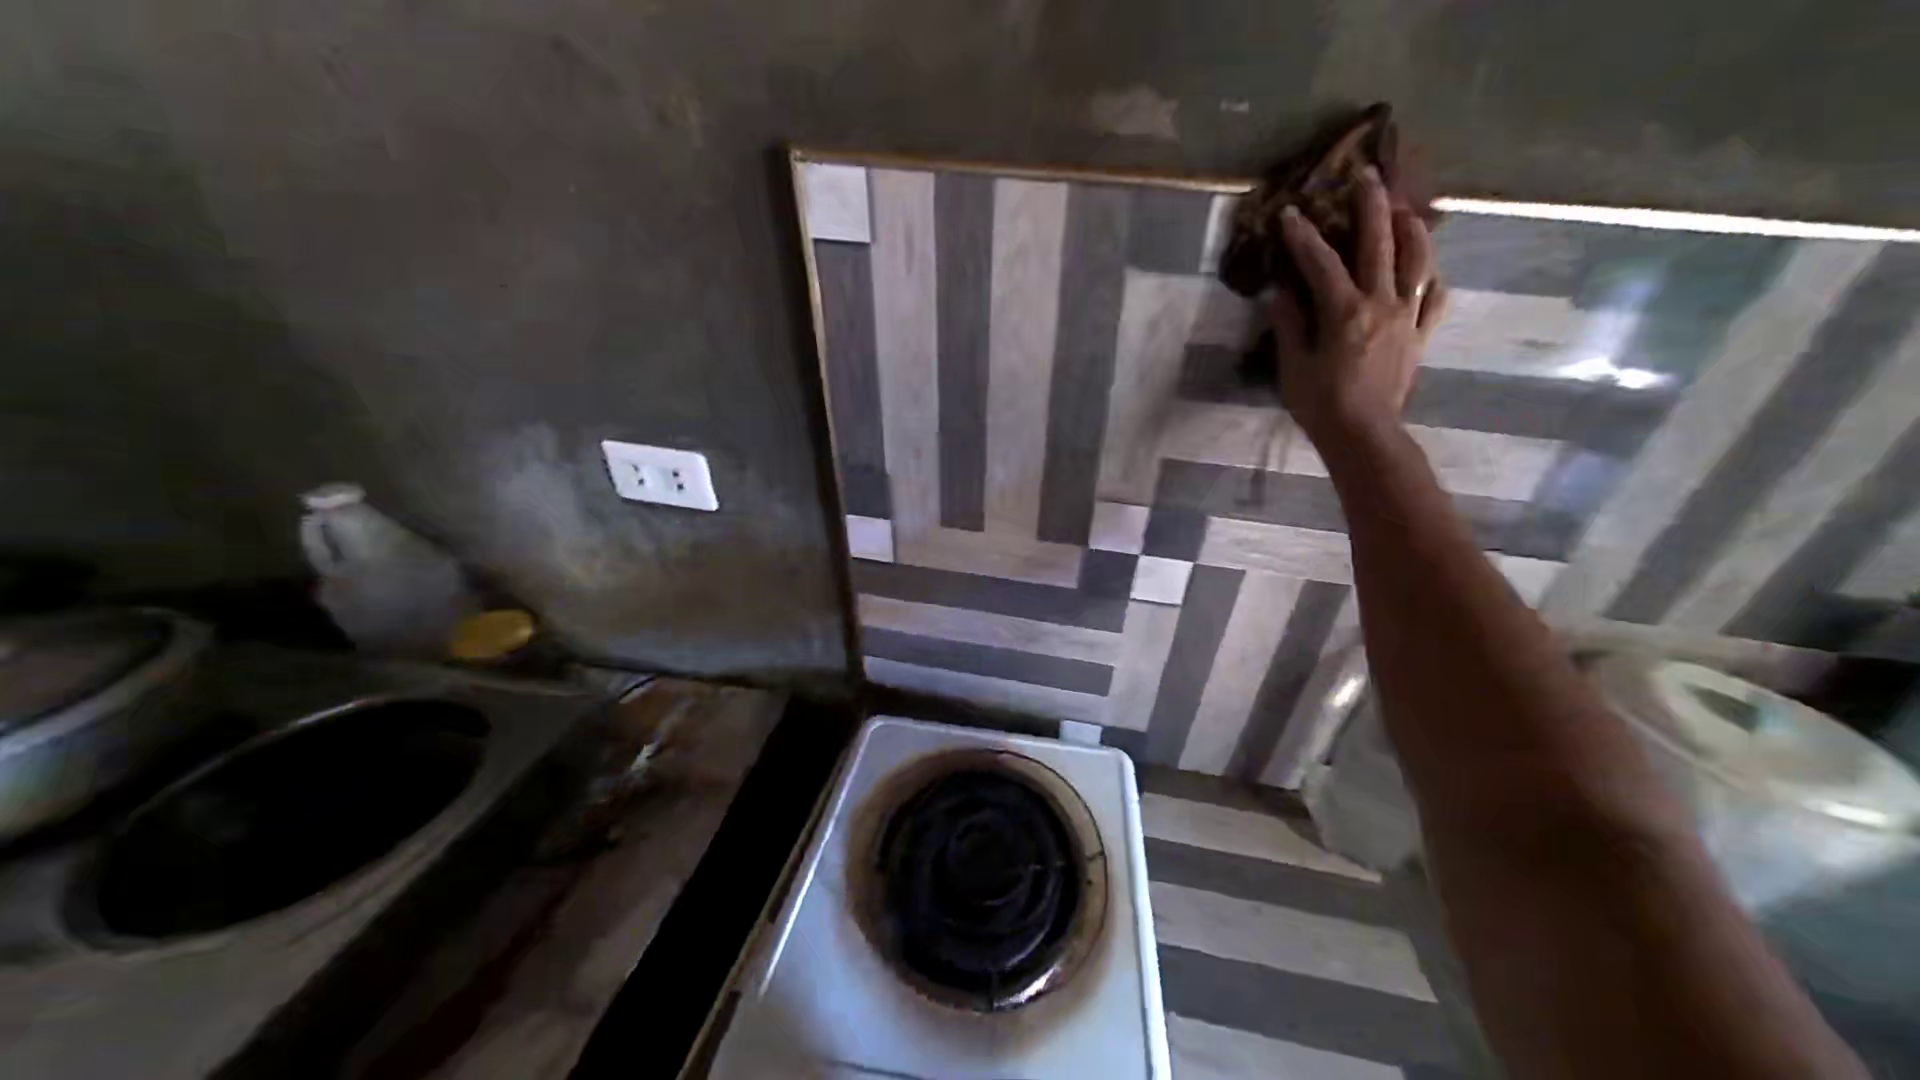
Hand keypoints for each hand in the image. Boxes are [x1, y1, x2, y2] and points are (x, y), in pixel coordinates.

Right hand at [1268, 166, 1448, 442]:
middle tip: (1368, 175)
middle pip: (1381, 244)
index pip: (1321, 262)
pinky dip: (1433, 280)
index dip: (1303, 236)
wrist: (1364, 435)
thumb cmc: (1321, 403)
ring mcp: (1408, 317)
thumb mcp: (1293, 366)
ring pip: (1419, 261)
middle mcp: (1382, 303)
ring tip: (1406, 211)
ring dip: (1413, 230)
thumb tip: (1280, 292)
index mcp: (1344, 311)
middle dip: (1372, 206)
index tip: (1290, 212)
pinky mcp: (1420, 336)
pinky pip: (1436, 299)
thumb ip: (1289, 325)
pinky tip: (1428, 273)